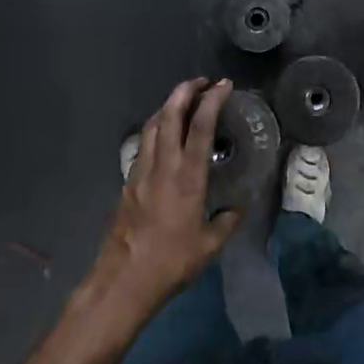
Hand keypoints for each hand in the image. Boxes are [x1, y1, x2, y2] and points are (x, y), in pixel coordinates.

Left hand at [97, 79, 242, 312]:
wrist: (124, 280)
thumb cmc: (172, 262)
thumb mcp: (210, 245)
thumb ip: (227, 221)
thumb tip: (239, 207)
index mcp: (187, 177)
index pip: (201, 126)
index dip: (213, 100)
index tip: (224, 85)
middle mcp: (162, 166)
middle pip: (170, 114)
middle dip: (186, 90)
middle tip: (203, 82)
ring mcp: (141, 171)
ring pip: (153, 125)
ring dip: (169, 106)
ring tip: (185, 101)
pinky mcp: (129, 182)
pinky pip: (144, 143)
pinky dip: (157, 127)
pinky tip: (165, 134)